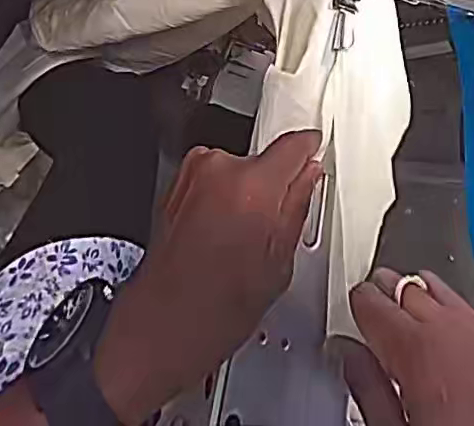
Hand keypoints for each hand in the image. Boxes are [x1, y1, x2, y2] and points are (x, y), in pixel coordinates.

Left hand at [93, 130, 323, 422]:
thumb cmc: (212, 311)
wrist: (160, 327)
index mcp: (253, 187)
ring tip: (239, 236)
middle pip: (266, 160)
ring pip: (240, 169)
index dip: (309, 148)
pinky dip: (222, 195)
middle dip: (275, 184)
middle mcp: (221, 170)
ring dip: (245, 190)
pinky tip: (219, 233)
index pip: (294, 145)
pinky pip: (216, 175)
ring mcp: (195, 172)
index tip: (313, 150)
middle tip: (271, 223)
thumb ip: (298, 206)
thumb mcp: (278, 264)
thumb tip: (308, 177)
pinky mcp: (178, 180)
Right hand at [338, 269, 473, 425]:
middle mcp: (453, 334)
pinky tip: (447, 338)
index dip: (361, 301)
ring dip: (423, 299)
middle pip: (409, 288)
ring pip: (444, 294)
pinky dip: (455, 320)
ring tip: (409, 312)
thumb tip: (351, 356)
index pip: (375, 303)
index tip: (356, 304)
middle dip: (389, 293)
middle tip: (376, 302)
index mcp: (417, 351)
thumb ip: (368, 387)